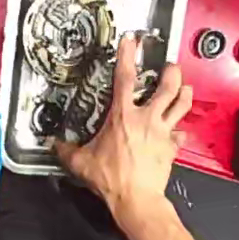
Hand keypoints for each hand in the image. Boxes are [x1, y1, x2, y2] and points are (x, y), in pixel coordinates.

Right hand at [55, 33, 192, 232]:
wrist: (136, 199)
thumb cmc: (111, 178)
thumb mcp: (81, 163)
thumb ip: (66, 151)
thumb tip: (54, 145)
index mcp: (123, 116)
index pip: (125, 78)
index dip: (127, 56)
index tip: (131, 40)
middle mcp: (146, 119)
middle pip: (167, 86)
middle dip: (171, 72)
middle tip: (170, 66)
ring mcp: (162, 132)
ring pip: (181, 105)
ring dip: (185, 94)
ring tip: (185, 87)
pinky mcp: (172, 148)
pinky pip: (180, 135)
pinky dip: (180, 132)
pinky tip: (179, 133)